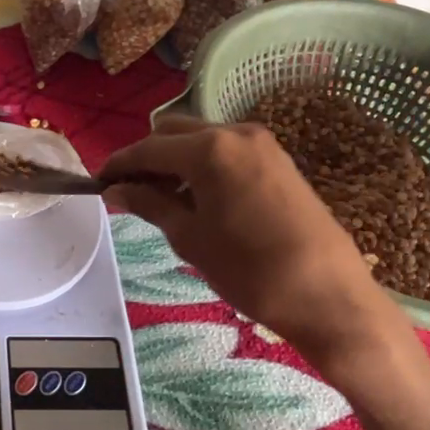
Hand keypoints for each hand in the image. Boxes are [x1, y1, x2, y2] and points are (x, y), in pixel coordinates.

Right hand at [103, 116, 405, 366]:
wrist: (331, 297)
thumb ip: (149, 204)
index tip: (98, 183)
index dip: (119, 164)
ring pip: (201, 139)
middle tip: (130, 192)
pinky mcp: (279, 161)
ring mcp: (262, 145)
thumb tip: (115, 190)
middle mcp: (235, 133)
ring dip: (175, 160)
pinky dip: (203, 165)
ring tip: (161, 199)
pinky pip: (227, 151)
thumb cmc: (251, 271)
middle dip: (147, 157)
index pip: (147, 148)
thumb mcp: (190, 238)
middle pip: (173, 132)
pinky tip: (198, 198)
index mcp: (209, 149)